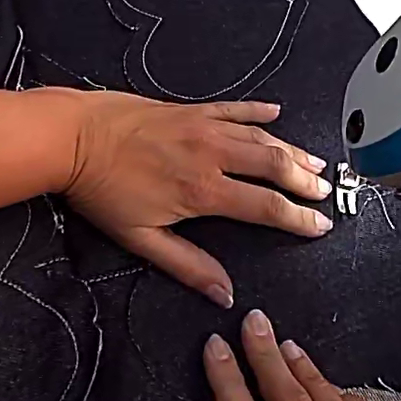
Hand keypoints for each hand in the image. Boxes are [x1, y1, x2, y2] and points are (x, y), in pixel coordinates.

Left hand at [51, 90, 332, 308]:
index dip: (298, 218)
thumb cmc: (104, 190)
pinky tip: (277, 112)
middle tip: (326, 192)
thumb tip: (224, 293)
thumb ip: (187, 265)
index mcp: (204, 191)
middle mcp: (215, 154)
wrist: (74, 136)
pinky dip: (259, 110)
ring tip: (315, 163)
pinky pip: (237, 108)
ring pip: (262, 137)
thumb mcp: (140, 238)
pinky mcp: (194, 109)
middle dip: (305, 181)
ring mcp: (207, 126)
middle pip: (275, 166)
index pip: (266, 207)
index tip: (321, 224)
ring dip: (292, 150)